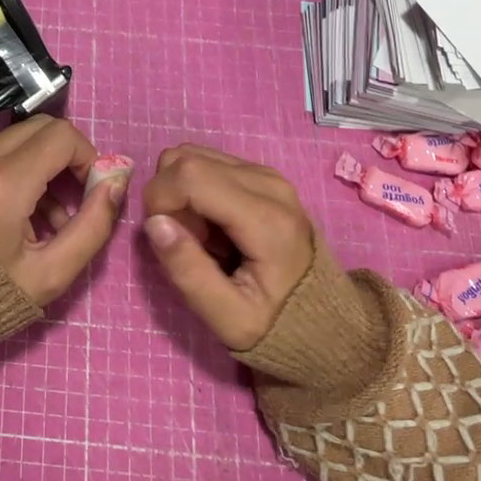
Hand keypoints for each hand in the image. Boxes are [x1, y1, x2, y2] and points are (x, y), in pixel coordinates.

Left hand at [0, 116, 131, 306]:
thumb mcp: (51, 274)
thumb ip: (93, 224)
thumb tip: (117, 180)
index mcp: (3, 181)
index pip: (62, 135)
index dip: (89, 158)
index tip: (93, 192)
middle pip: (41, 129)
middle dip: (67, 159)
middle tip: (75, 204)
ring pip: (19, 139)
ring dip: (43, 167)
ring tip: (48, 221)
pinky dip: (18, 171)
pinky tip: (19, 216)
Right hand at [141, 144, 314, 351]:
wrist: (325, 320)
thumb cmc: (275, 325)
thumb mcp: (229, 320)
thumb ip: (188, 272)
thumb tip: (155, 223)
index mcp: (265, 219)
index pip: (189, 175)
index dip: (161, 201)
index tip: (168, 241)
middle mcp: (268, 184)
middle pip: (186, 160)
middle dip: (168, 198)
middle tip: (188, 242)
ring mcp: (266, 174)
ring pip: (191, 155)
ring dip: (179, 192)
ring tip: (201, 235)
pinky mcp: (260, 173)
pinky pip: (206, 162)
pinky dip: (193, 188)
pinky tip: (212, 224)